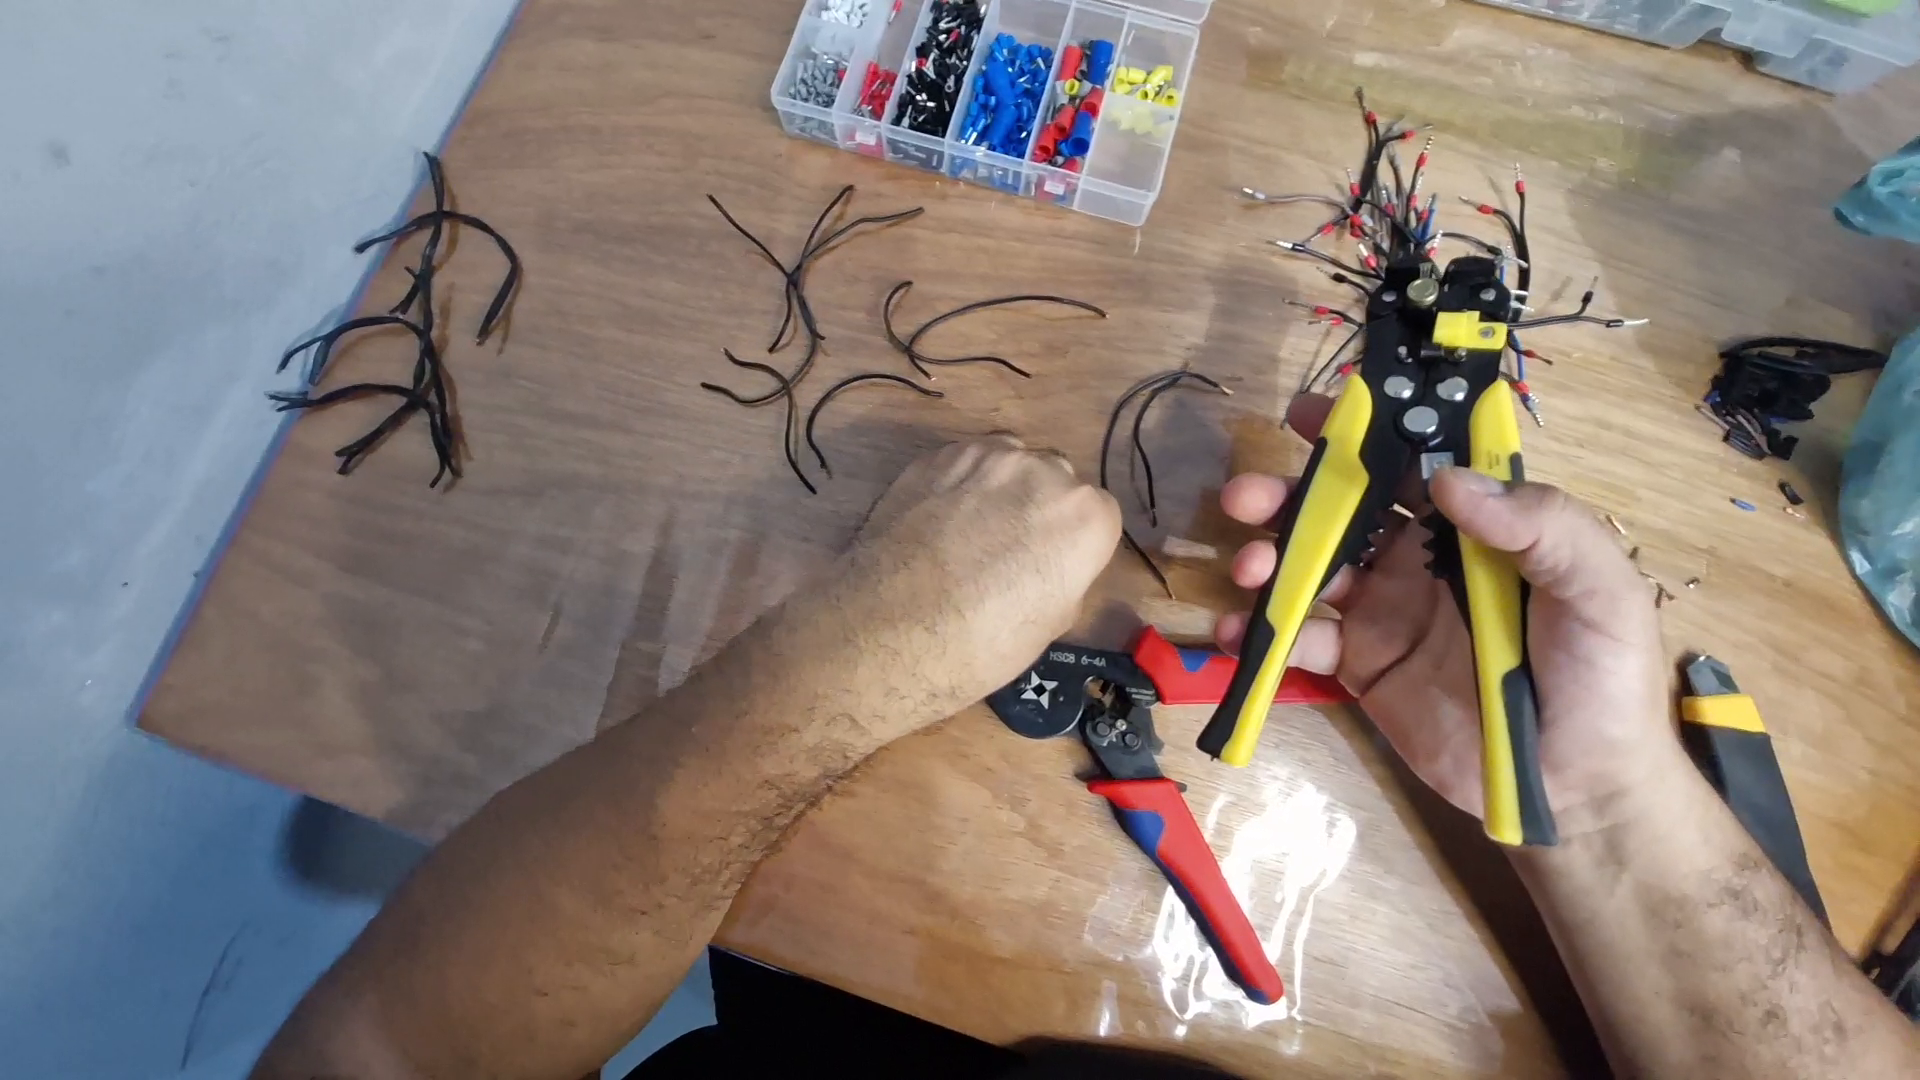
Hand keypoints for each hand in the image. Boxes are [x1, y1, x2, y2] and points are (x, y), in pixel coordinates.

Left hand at [798, 436, 1120, 737]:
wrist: (892, 629)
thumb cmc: (985, 642)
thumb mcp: (1053, 621)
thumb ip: (1066, 571)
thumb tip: (1050, 560)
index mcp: (1086, 516)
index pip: (1098, 513)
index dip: (1073, 540)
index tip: (1050, 562)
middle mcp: (1044, 471)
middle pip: (1055, 478)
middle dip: (1039, 505)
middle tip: (1007, 546)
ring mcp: (987, 457)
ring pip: (1010, 460)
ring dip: (1001, 486)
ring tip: (969, 528)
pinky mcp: (937, 454)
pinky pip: (964, 461)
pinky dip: (959, 482)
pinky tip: (938, 518)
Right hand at [1217, 395, 1679, 836]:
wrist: (1574, 788)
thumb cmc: (1601, 680)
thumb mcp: (1603, 594)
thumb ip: (1546, 527)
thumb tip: (1449, 481)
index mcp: (1469, 530)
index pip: (1407, 465)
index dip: (1359, 435)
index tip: (1309, 415)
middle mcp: (1413, 560)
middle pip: (1337, 513)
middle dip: (1285, 498)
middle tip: (1243, 497)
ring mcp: (1376, 610)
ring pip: (1306, 568)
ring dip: (1268, 561)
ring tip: (1250, 571)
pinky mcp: (1354, 662)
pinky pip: (1298, 638)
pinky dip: (1263, 633)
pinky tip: (1239, 634)